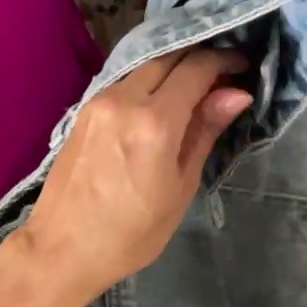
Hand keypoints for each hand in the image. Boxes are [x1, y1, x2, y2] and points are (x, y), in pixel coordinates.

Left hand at [6, 48, 254, 295]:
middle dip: (198, 59)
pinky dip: (147, 82)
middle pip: (167, 58)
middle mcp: (122, 99)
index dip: (224, 61)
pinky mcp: (83, 111)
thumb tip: (236, 93)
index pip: (195, 69)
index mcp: (153, 121)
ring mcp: (97, 102)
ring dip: (171, 68)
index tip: (243, 65)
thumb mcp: (180, 187)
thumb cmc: (131, 232)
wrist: (63, 247)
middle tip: (223, 76)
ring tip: (195, 88)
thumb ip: (204, 132)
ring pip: (143, 68)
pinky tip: (160, 100)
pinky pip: (122, 83)